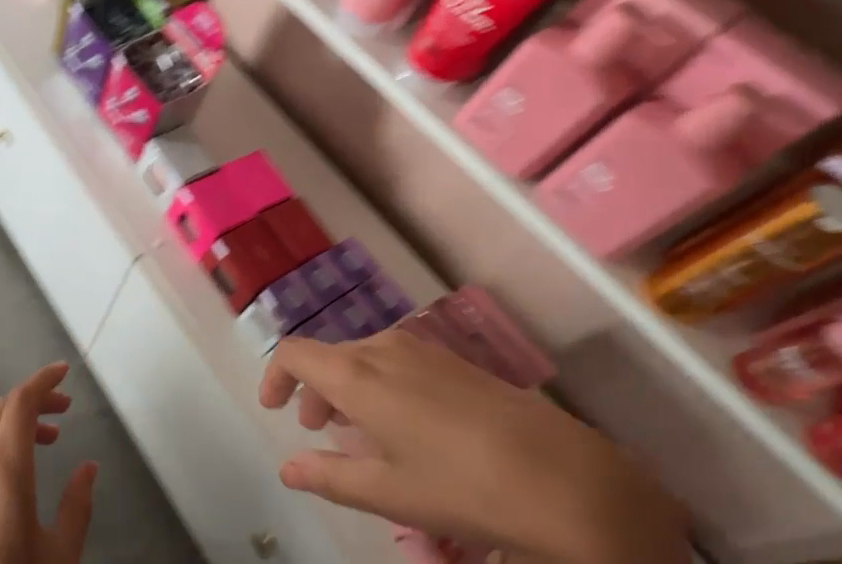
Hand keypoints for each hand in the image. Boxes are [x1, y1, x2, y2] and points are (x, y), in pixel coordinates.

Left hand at [0, 362, 98, 563]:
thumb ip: (77, 505)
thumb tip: (88, 467)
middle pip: (1, 411)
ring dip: (17, 424)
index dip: (42, 380)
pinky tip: (21, 471)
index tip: (65, 371)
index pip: (19, 404)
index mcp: (5, 472)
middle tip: (66, 407)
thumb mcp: (61, 554)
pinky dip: (1, 445)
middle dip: (34, 400)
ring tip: (50, 440)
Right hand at [260, 331, 689, 563]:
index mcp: (358, 374)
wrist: (568, 479)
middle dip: (316, 390)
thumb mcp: (390, 492)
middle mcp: (385, 349)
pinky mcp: (457, 362)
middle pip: (332, 356)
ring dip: (350, 388)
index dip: (276, 376)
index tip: (274, 408)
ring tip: (363, 434)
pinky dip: (383, 386)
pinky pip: (400, 362)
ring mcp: (425, 351)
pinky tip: (409, 427)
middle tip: (318, 431)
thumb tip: (288, 469)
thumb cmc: (464, 486)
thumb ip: (330, 476)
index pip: (296, 353)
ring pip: (367, 358)